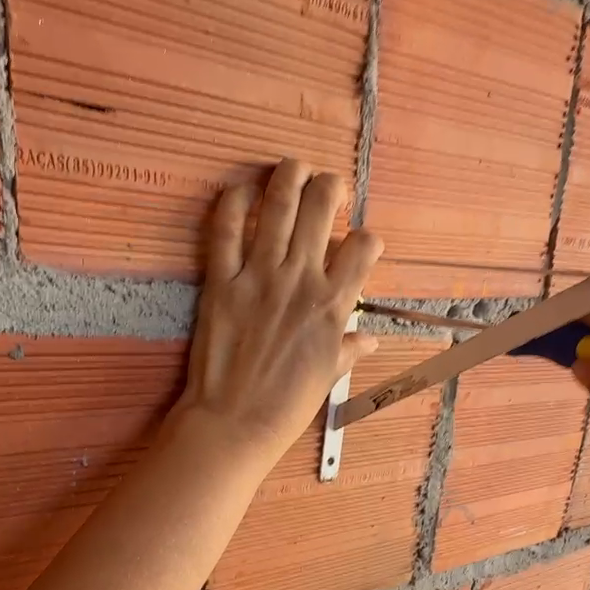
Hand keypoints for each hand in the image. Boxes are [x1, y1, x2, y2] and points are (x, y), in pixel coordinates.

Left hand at [172, 159, 382, 462]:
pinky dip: (232, 203)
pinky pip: (226, 229)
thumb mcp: (327, 377)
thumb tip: (367, 339)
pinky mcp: (221, 281)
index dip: (367, 239)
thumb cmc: (286, 406)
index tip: (360, 243)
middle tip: (326, 185)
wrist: (236, 423)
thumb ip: (347, 349)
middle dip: (330, 186)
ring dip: (289, 176)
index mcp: (333, 305)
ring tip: (293, 167)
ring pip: (279, 205)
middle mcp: (301, 280)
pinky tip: (239, 190)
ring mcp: (259, 276)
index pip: (363, 248)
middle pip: (322, 208)